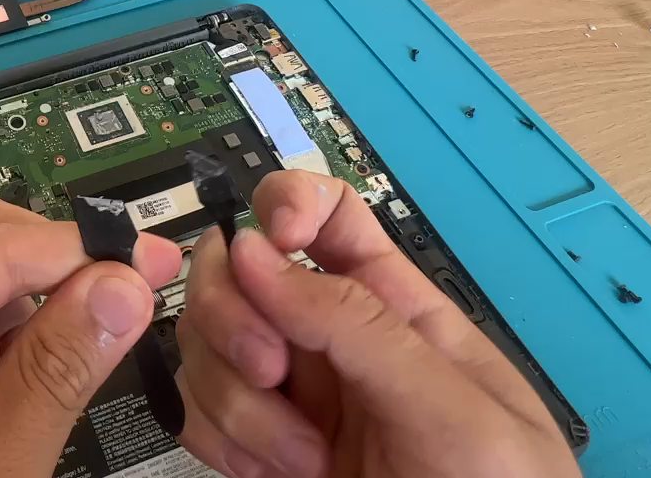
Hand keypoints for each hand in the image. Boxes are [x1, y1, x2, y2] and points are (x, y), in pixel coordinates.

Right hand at [177, 170, 579, 477]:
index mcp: (388, 305)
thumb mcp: (460, 421)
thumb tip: (251, 251)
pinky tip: (265, 474)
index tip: (269, 240)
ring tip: (300, 460)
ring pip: (203, 332)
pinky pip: (190, 400)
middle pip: (235, 262)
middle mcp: (323, 332)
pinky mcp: (246, 438)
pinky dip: (215, 434)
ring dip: (234, 395)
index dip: (286, 200)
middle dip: (232, 309)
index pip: (326, 210)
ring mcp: (281, 386)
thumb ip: (359, 326)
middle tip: (270, 371)